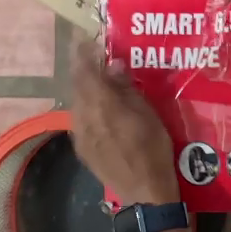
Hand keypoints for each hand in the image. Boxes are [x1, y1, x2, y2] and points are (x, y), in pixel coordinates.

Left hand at [70, 41, 180, 206]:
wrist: (144, 192)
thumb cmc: (153, 149)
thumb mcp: (148, 114)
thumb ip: (127, 89)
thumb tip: (114, 65)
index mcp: (102, 105)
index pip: (85, 70)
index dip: (84, 52)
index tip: (88, 39)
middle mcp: (84, 117)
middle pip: (77, 85)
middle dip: (85, 69)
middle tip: (98, 59)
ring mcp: (80, 134)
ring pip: (77, 102)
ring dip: (86, 89)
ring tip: (102, 82)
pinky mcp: (81, 147)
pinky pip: (80, 119)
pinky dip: (88, 107)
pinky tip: (102, 109)